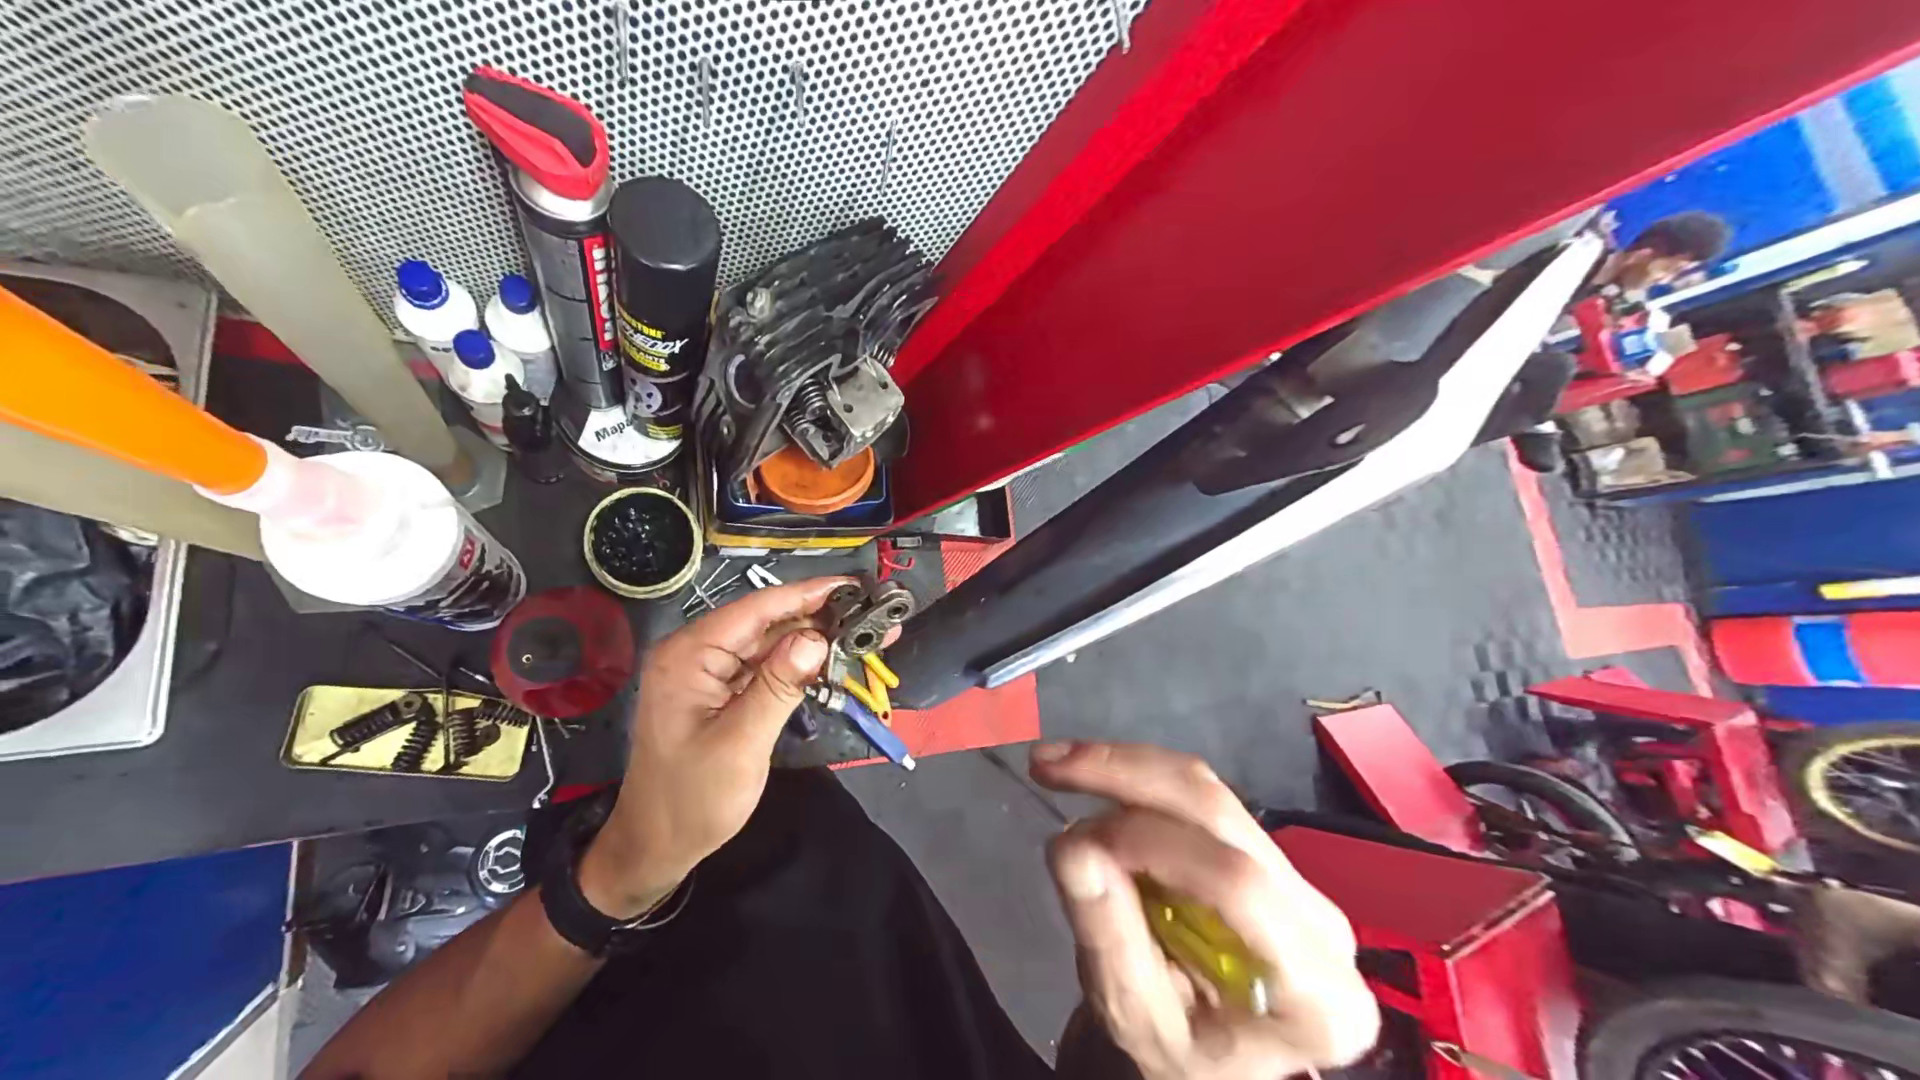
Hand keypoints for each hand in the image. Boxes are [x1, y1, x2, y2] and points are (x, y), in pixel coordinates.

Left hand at [578, 578, 843, 917]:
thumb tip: (816, 639)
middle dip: (818, 617)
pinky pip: (764, 666)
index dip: (807, 594)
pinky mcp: (721, 690)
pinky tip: (829, 659)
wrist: (656, 847)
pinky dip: (798, 663)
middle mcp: (696, 653)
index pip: (756, 609)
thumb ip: (778, 688)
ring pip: (769, 642)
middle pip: (766, 622)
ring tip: (861, 633)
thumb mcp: (740, 744)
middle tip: (870, 615)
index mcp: (689, 655)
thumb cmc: (692, 800)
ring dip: (813, 639)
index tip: (852, 586)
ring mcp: (708, 672)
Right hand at [1032, 741, 1378, 1079]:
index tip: (1078, 835)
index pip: (1239, 886)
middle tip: (1050, 764)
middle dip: (1128, 775)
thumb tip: (1072, 846)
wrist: (1201, 1054)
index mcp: (1317, 994)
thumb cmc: (1176, 1057)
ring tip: (1054, 762)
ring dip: (1124, 766)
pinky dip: (1135, 775)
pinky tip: (1088, 770)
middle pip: (1220, 816)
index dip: (1154, 844)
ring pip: (1205, 790)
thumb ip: (1110, 936)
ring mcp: (1294, 877)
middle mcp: (1319, 921)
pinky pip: (1195, 794)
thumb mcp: (1137, 1020)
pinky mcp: (1260, 850)